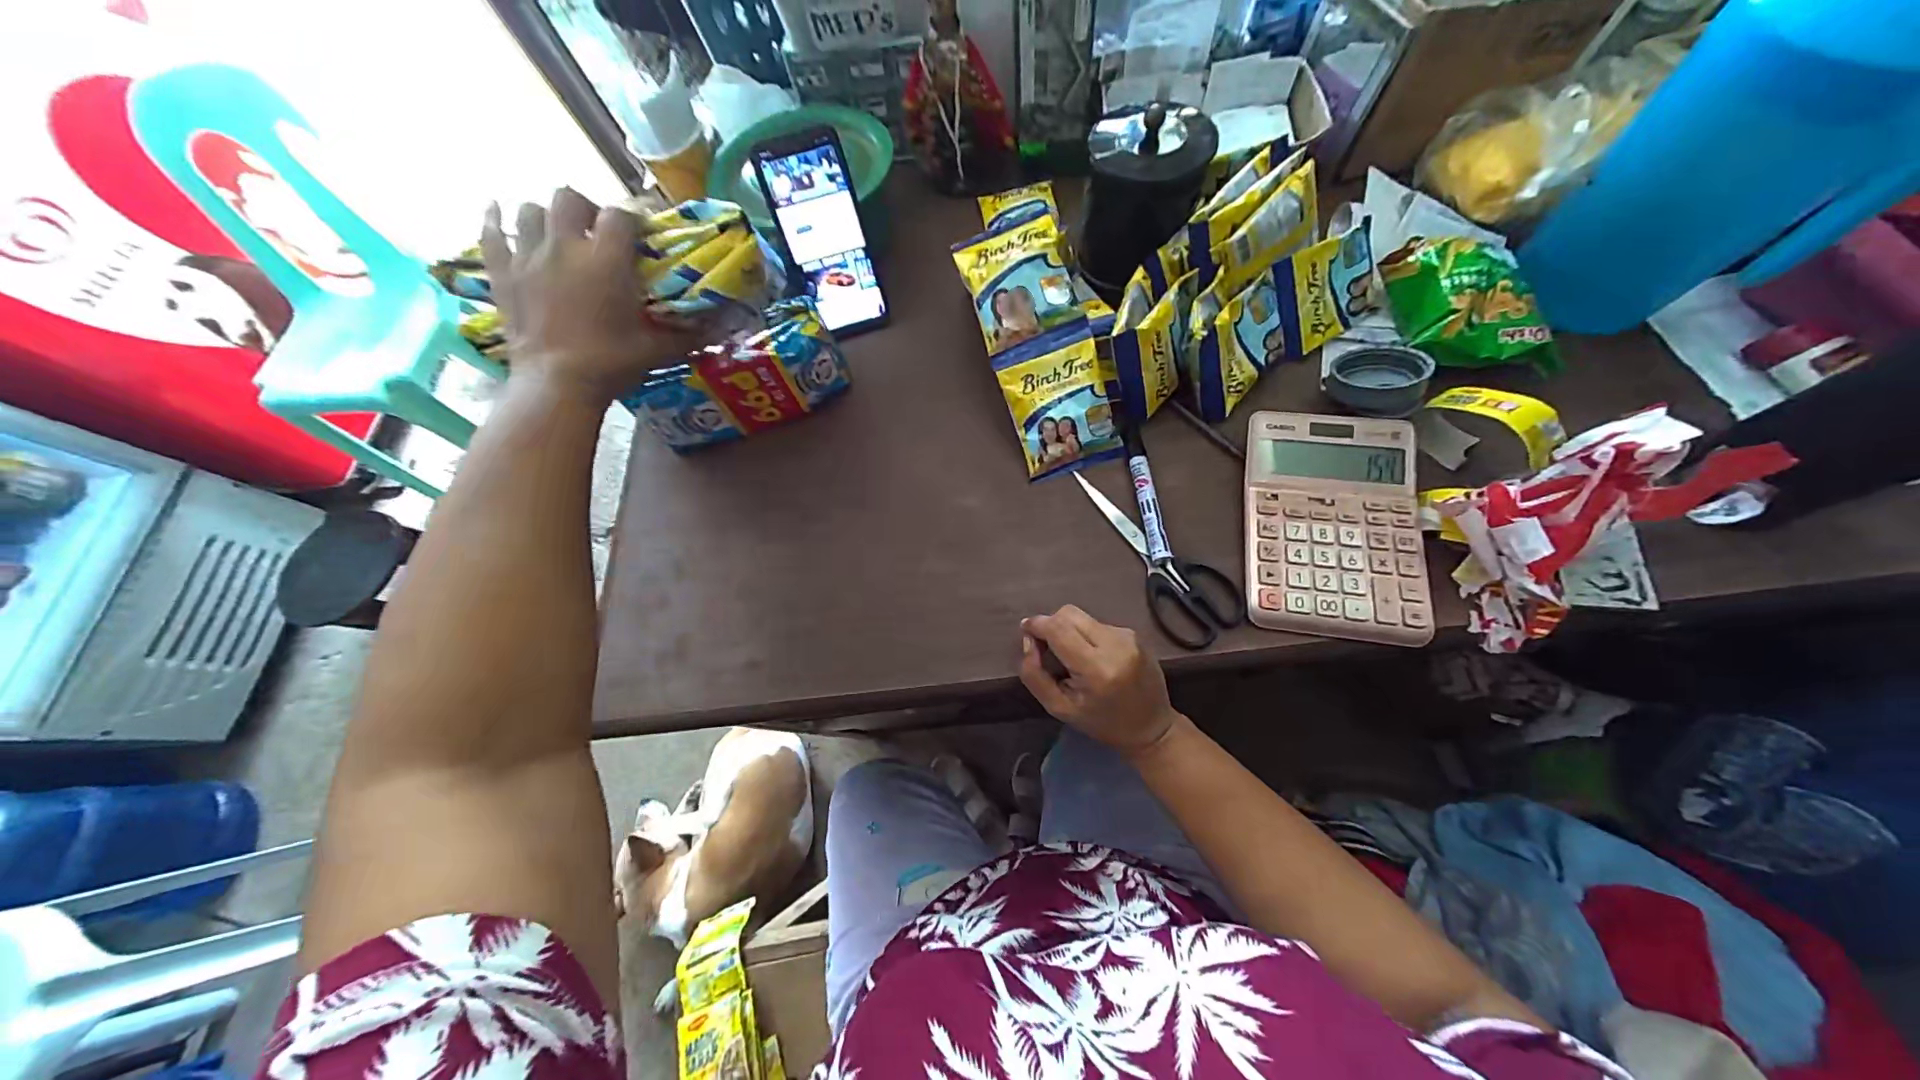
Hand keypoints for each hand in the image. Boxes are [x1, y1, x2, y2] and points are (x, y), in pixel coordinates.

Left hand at [479, 188, 699, 402]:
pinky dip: (496, 221)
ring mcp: (528, 256)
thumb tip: (722, 327)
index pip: (620, 214)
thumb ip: (688, 333)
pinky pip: (491, 231)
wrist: (556, 385)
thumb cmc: (611, 364)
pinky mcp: (502, 274)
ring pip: (528, 207)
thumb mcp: (658, 350)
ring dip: (544, 215)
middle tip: (594, 232)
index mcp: (607, 259)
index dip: (631, 219)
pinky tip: (499, 216)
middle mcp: (566, 246)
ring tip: (556, 235)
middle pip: (568, 196)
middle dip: (583, 208)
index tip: (638, 235)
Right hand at [1018, 605, 1181, 758]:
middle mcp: (1114, 645)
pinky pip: (1098, 624)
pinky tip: (1093, 657)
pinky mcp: (1134, 634)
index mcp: (1096, 668)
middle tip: (1048, 648)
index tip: (1026, 631)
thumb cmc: (1102, 722)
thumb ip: (1035, 675)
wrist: (1151, 727)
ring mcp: (1127, 636)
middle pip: (1068, 614)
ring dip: (1070, 630)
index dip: (1036, 625)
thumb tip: (1029, 640)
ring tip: (1073, 657)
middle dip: (1051, 625)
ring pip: (1083, 617)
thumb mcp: (1060, 708)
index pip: (1058, 628)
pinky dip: (1087, 635)